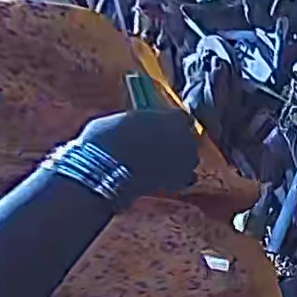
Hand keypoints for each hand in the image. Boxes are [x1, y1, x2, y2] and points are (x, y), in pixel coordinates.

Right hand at [76, 110, 201, 201]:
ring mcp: (188, 160)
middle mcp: (187, 138)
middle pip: (188, 138)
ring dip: (179, 160)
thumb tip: (143, 125)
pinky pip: (187, 177)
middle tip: (158, 147)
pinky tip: (164, 177)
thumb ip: (145, 122)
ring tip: (159, 163)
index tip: (163, 127)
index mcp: (173, 119)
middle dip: (176, 141)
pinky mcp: (183, 179)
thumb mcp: (125, 120)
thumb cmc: (107, 139)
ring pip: (190, 157)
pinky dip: (178, 177)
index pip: (182, 117)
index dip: (171, 123)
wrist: (106, 170)